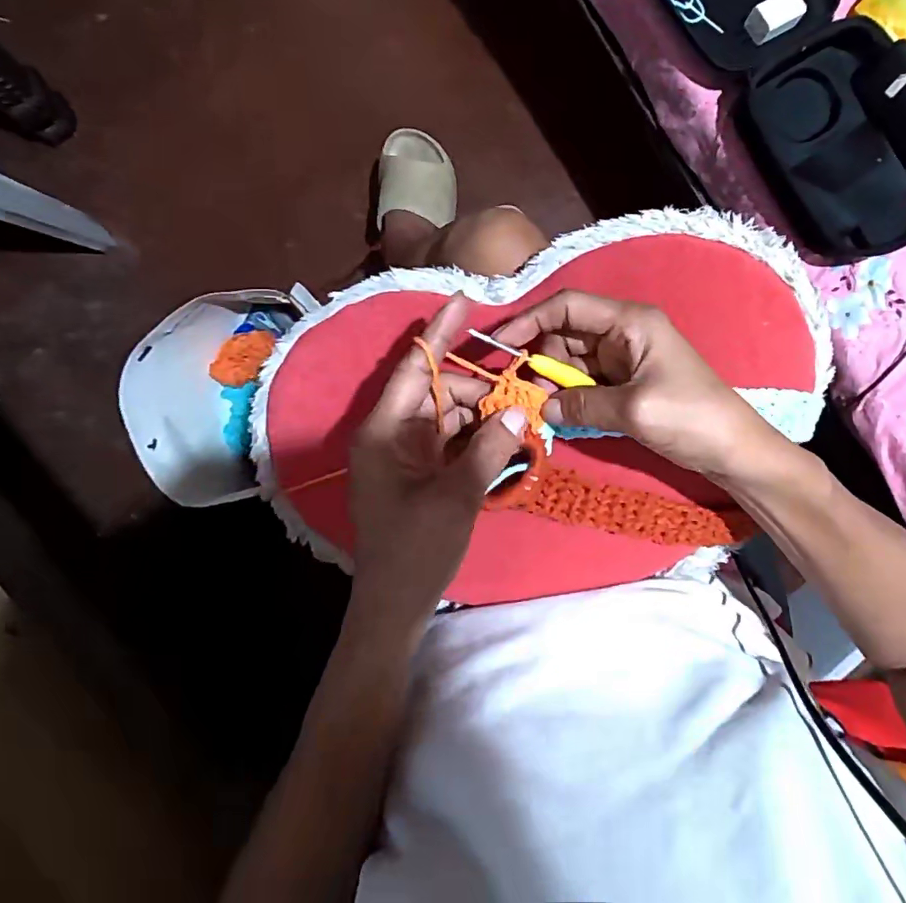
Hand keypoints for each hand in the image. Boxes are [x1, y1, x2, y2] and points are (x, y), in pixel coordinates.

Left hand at [347, 294, 527, 620]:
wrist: (395, 604)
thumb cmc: (415, 549)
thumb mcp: (456, 496)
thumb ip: (488, 448)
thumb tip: (518, 410)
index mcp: (385, 431)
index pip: (414, 368)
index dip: (439, 333)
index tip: (465, 301)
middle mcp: (392, 433)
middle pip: (438, 390)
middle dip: (478, 386)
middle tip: (520, 389)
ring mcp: (407, 453)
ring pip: (449, 414)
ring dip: (482, 412)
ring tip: (520, 415)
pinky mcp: (421, 471)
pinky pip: (452, 439)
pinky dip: (477, 436)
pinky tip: (507, 437)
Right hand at [491, 290, 788, 482]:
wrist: (734, 449)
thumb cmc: (691, 417)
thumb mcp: (633, 410)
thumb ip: (582, 404)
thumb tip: (540, 407)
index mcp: (630, 321)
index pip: (568, 306)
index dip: (531, 320)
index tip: (501, 345)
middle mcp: (624, 332)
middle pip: (566, 332)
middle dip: (538, 356)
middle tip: (515, 389)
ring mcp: (625, 359)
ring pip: (572, 360)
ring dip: (550, 380)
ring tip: (532, 405)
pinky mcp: (626, 384)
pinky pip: (585, 382)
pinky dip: (568, 395)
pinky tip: (553, 412)